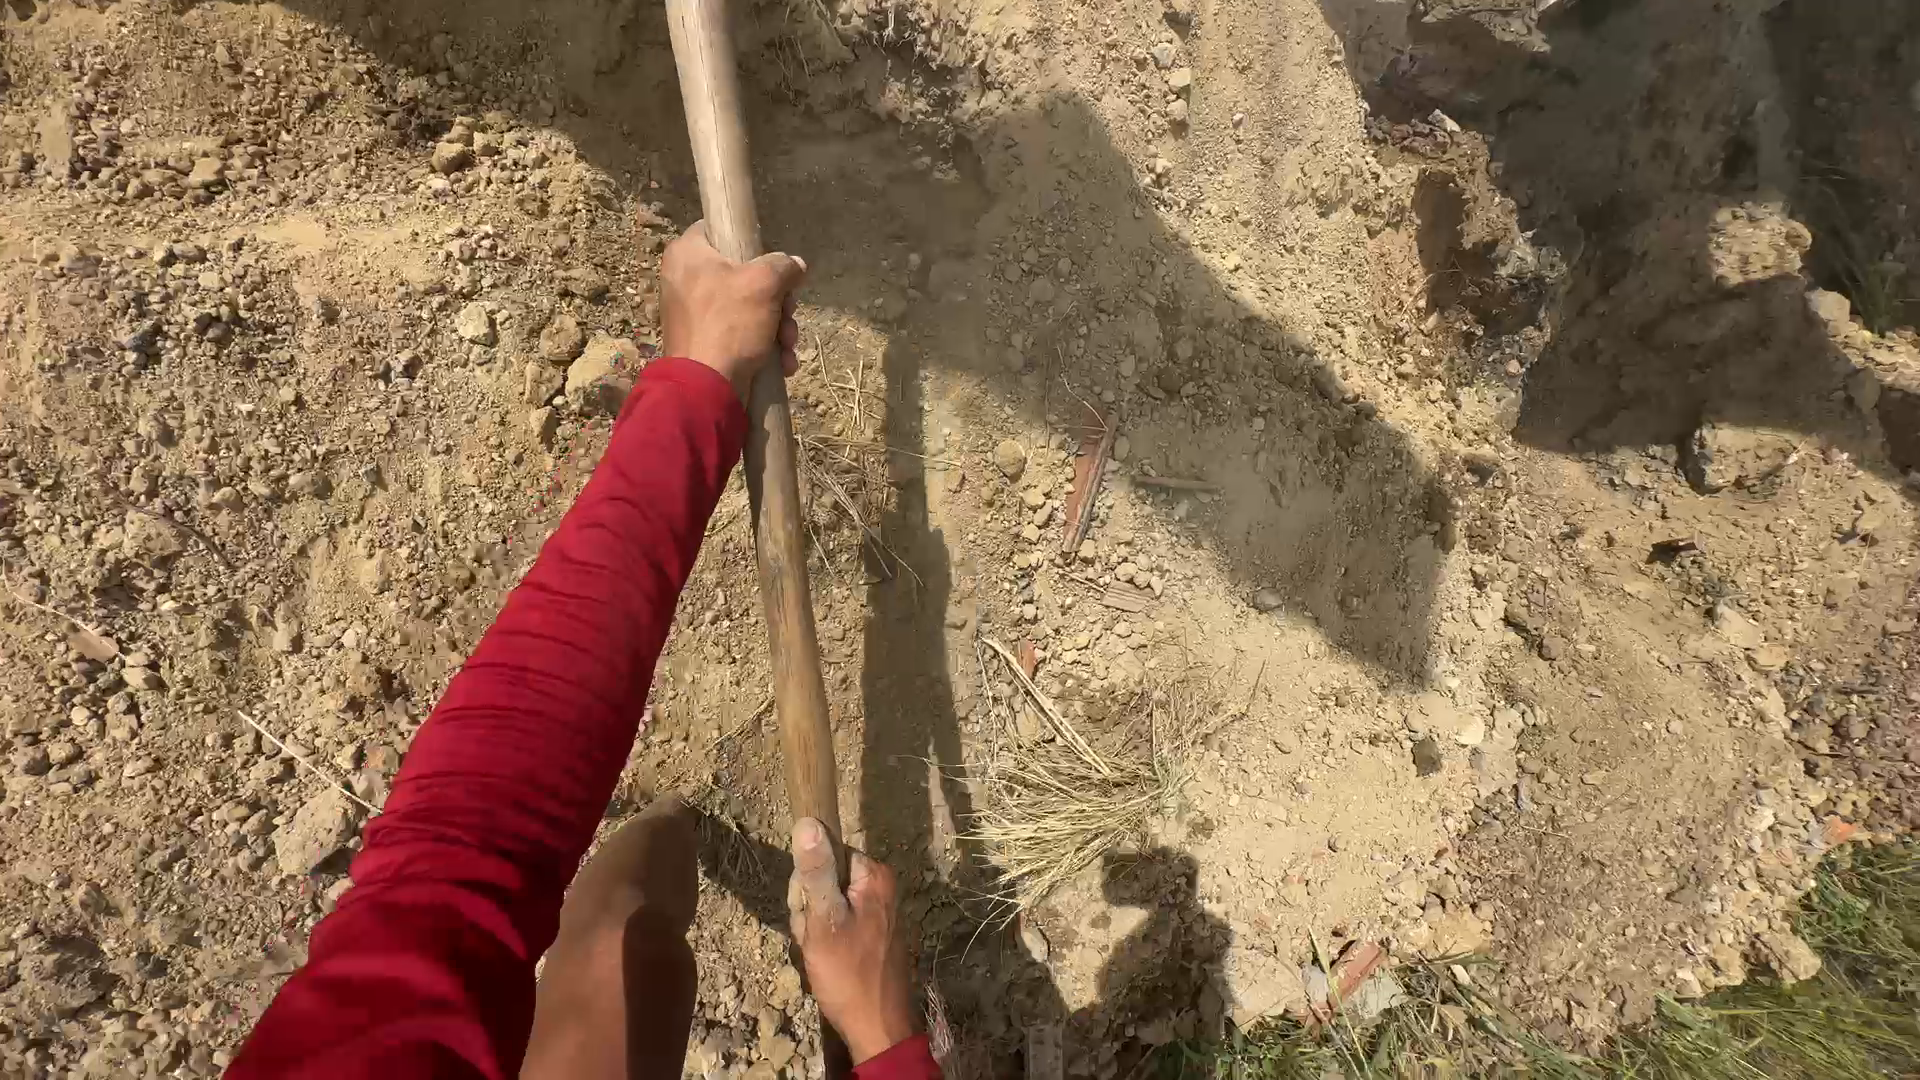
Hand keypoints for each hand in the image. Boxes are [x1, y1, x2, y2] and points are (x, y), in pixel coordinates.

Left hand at [660, 221, 807, 402]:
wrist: (706, 389)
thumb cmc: (729, 325)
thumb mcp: (764, 285)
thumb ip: (783, 267)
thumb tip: (796, 265)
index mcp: (688, 253)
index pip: (722, 230)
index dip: (754, 245)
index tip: (774, 267)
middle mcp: (686, 279)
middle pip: (745, 276)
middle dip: (778, 302)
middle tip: (789, 315)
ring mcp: (695, 314)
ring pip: (749, 309)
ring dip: (778, 329)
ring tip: (788, 349)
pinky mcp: (705, 342)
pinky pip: (740, 334)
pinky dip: (763, 348)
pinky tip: (781, 364)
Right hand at [787, 818, 917, 1063]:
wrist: (878, 1026)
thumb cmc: (849, 972)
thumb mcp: (824, 918)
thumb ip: (815, 871)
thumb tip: (807, 822)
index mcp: (873, 873)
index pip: (825, 853)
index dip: (808, 883)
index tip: (808, 912)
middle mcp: (879, 884)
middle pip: (824, 877)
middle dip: (809, 908)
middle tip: (814, 938)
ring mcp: (876, 908)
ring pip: (826, 902)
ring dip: (814, 927)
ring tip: (820, 953)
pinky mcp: (871, 929)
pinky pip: (837, 921)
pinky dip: (826, 939)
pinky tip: (827, 960)